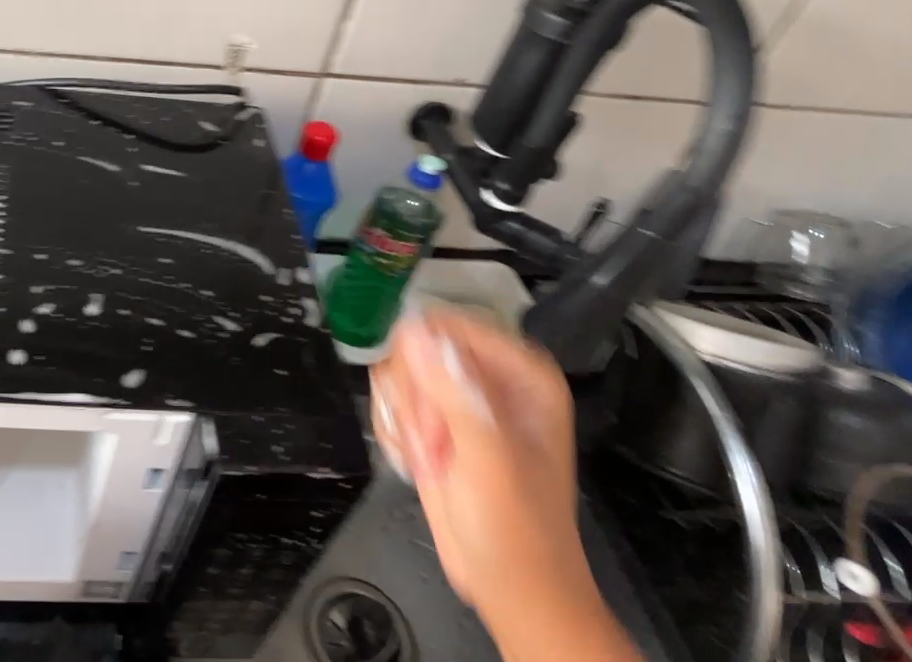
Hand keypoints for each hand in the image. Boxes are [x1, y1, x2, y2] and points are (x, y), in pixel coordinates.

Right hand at [373, 311, 637, 661]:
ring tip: (433, 457)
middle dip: (415, 398)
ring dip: (404, 419)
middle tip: (435, 440)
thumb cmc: (516, 527)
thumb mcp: (488, 456)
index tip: (427, 402)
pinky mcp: (431, 421)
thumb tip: (413, 330)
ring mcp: (457, 399)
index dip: (428, 361)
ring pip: (397, 373)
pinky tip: (422, 463)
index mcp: (522, 374)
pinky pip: (390, 400)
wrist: (508, 584)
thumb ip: (452, 390)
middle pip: (417, 347)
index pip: (453, 328)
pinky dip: (396, 434)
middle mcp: (489, 377)